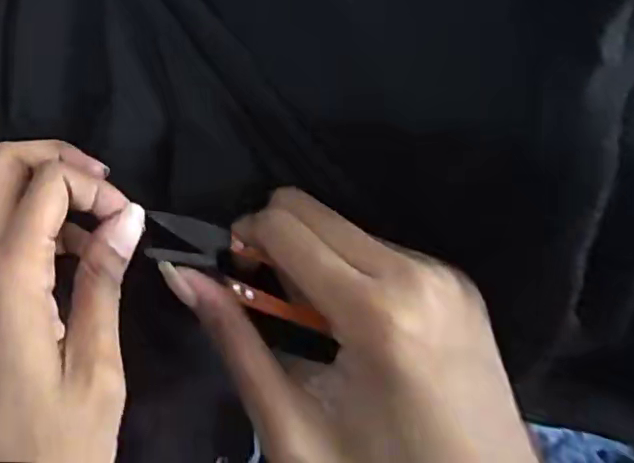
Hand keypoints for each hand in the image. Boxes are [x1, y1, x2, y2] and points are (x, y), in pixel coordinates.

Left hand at [0, 141, 145, 462]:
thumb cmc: (52, 452)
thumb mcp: (96, 372)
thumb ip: (104, 281)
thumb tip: (128, 214)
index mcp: (10, 269)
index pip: (46, 180)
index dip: (94, 185)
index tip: (131, 220)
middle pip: (6, 163)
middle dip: (57, 158)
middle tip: (106, 188)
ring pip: (0, 191)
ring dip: (48, 188)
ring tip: (101, 225)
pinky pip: (1, 229)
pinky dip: (37, 220)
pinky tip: (76, 255)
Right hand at [159, 189, 535, 462]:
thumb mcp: (291, 426)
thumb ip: (230, 336)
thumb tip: (175, 271)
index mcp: (379, 312)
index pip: (280, 223)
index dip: (242, 242)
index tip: (237, 285)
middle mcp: (417, 275)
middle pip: (305, 207)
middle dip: (271, 240)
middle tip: (269, 301)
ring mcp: (445, 278)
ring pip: (336, 222)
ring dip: (307, 253)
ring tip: (314, 320)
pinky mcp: (458, 286)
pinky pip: (371, 244)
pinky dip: (343, 266)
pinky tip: (353, 325)